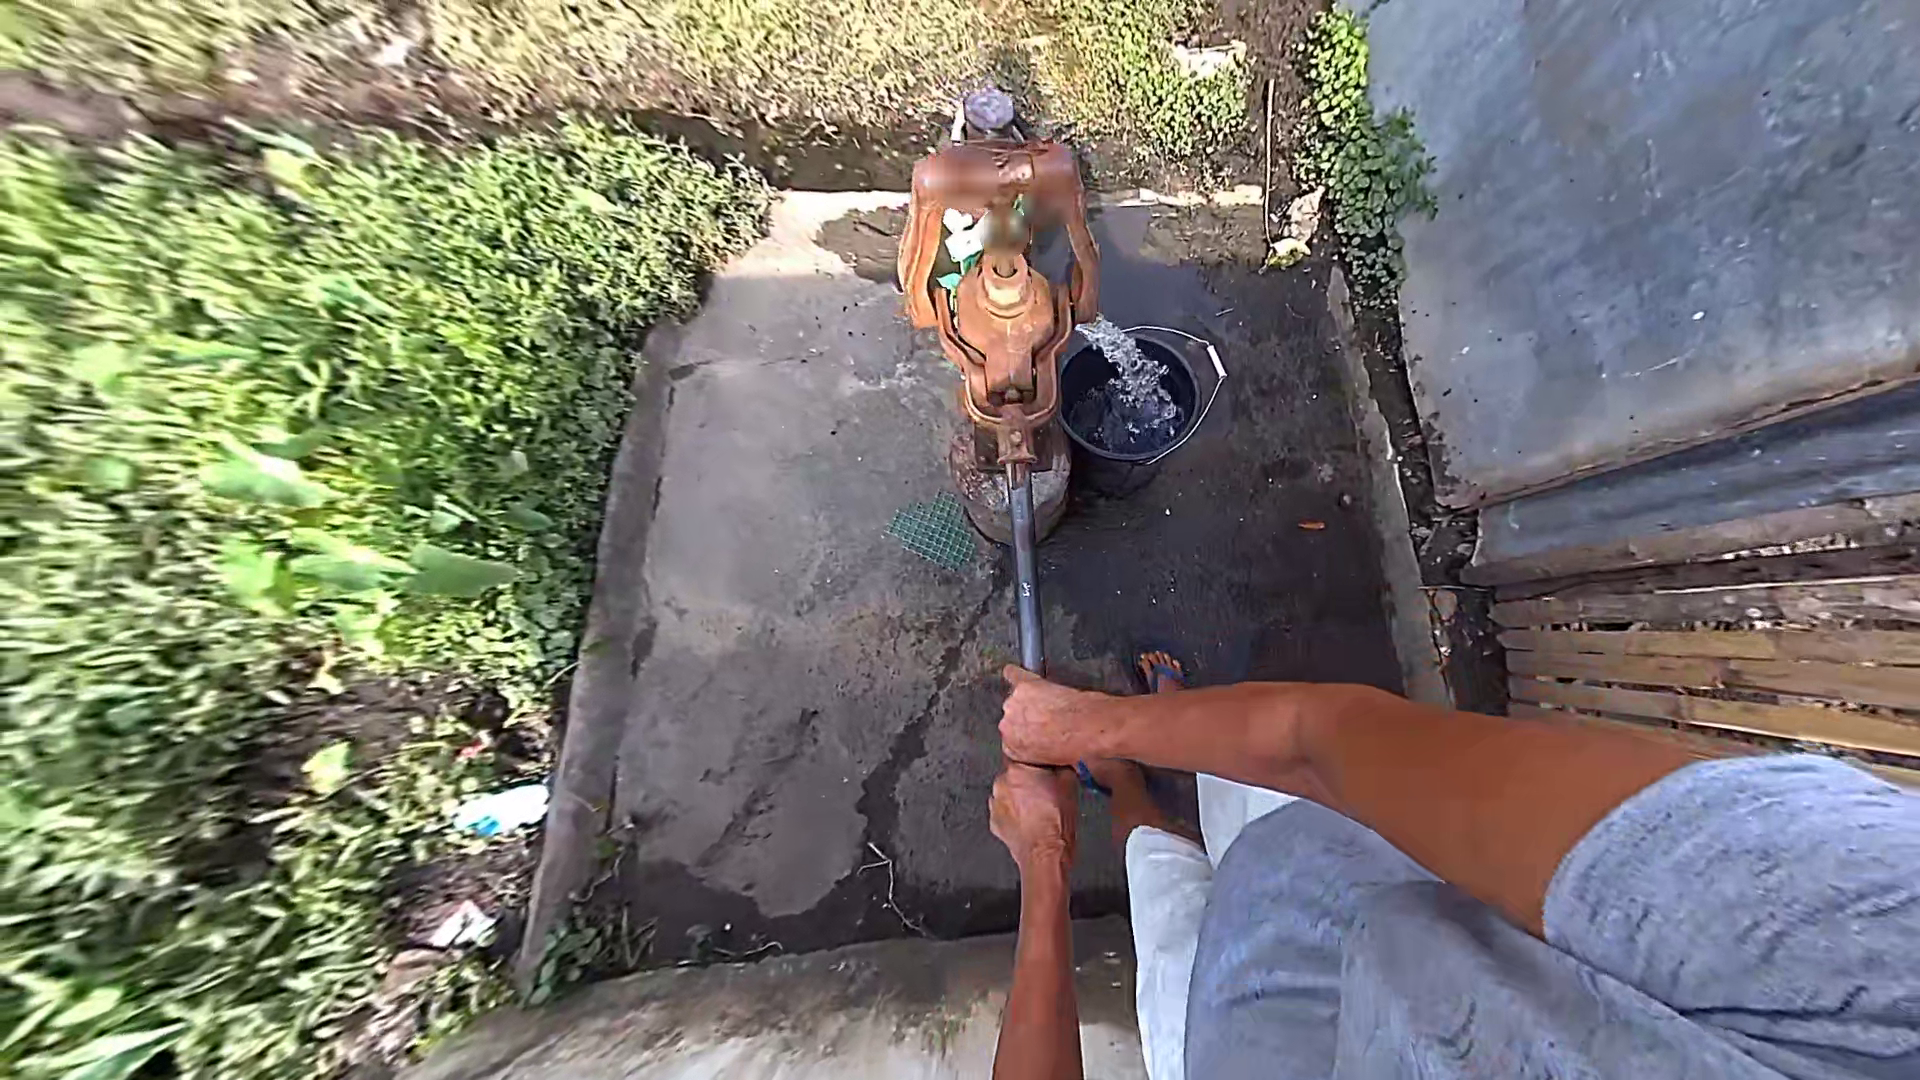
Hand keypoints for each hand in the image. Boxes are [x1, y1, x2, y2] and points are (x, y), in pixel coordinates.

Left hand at [990, 761, 1078, 874]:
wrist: (1045, 854)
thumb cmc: (1056, 822)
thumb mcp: (1069, 784)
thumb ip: (1061, 765)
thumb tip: (1060, 759)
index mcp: (1016, 769)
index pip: (1018, 751)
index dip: (1031, 757)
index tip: (1039, 764)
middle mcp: (1000, 783)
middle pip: (1013, 772)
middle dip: (1026, 779)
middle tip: (1042, 789)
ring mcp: (995, 803)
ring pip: (1007, 792)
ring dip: (1018, 796)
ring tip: (1036, 808)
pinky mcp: (994, 821)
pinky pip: (1004, 810)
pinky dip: (1013, 813)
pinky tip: (1028, 820)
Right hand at [1000, 665, 1111, 766]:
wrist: (1090, 729)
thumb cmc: (1076, 748)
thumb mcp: (1053, 762)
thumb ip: (1040, 754)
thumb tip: (1045, 748)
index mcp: (1013, 749)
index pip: (1012, 741)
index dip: (1026, 736)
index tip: (1037, 735)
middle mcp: (1008, 726)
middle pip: (1011, 719)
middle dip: (1026, 719)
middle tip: (1047, 721)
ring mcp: (1014, 703)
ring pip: (1015, 699)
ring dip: (1028, 700)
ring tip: (1049, 704)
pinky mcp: (1025, 685)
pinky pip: (1013, 676)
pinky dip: (1014, 674)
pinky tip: (1013, 673)